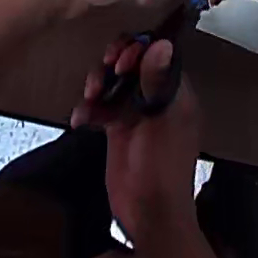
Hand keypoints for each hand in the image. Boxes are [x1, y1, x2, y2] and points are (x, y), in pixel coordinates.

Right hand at [72, 37, 201, 242]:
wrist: (148, 214)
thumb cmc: (162, 168)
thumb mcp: (160, 120)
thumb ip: (157, 82)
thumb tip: (162, 44)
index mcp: (176, 92)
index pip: (159, 54)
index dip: (139, 50)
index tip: (123, 60)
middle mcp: (157, 96)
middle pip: (133, 62)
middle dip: (115, 61)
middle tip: (106, 68)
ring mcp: (136, 111)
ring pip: (114, 81)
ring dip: (98, 83)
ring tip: (90, 96)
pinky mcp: (117, 127)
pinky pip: (100, 106)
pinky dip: (89, 109)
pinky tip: (81, 120)